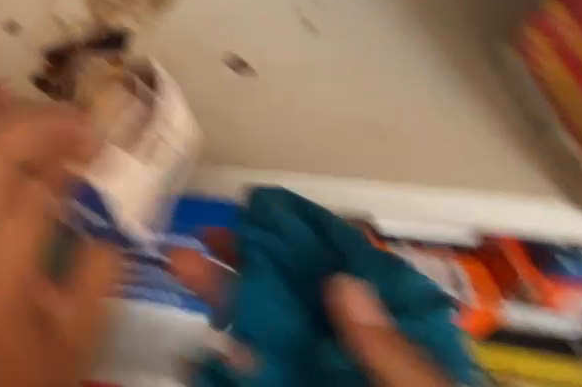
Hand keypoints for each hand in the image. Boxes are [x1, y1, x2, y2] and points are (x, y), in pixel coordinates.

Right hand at [171, 232, 457, 386]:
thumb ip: (396, 357)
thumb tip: (343, 283)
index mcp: (402, 361)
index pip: (361, 290)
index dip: (314, 246)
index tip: (266, 212)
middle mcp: (355, 369)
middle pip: (302, 304)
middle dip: (251, 264)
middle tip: (204, 234)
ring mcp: (314, 383)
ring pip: (269, 336)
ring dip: (224, 299)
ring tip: (179, 265)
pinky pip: (248, 373)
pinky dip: (218, 361)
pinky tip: (192, 345)